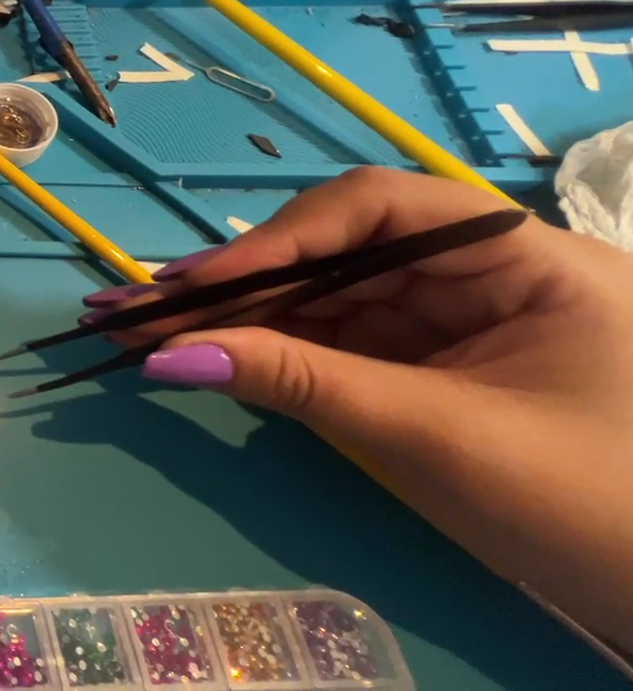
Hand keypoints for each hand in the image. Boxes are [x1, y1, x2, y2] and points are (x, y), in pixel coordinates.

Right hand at [91, 167, 632, 644]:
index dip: (275, 238)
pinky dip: (263, 347)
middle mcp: (480, 273)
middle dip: (231, 286)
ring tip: (142, 328)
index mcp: (525, 260)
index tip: (197, 282)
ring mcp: (448, 319)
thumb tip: (162, 356)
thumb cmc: (597, 512)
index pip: (375, 209)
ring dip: (231, 317)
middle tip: (135, 307)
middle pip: (329, 256)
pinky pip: (327, 339)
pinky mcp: (422, 361)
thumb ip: (293, 381)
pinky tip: (197, 347)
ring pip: (316, 298)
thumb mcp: (432, 435)